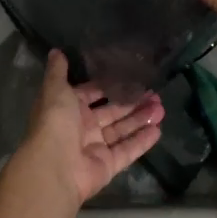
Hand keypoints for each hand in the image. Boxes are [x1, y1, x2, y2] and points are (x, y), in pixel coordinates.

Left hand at [5, 51, 163, 206]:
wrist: (54, 165)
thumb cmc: (55, 122)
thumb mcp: (55, 89)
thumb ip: (57, 71)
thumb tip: (56, 51)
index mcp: (69, 107)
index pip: (92, 93)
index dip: (109, 86)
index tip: (130, 77)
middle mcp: (83, 127)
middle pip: (112, 112)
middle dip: (132, 102)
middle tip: (155, 93)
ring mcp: (96, 147)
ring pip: (122, 130)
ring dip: (141, 119)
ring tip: (162, 108)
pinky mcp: (108, 165)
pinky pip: (127, 150)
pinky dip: (142, 141)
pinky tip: (158, 130)